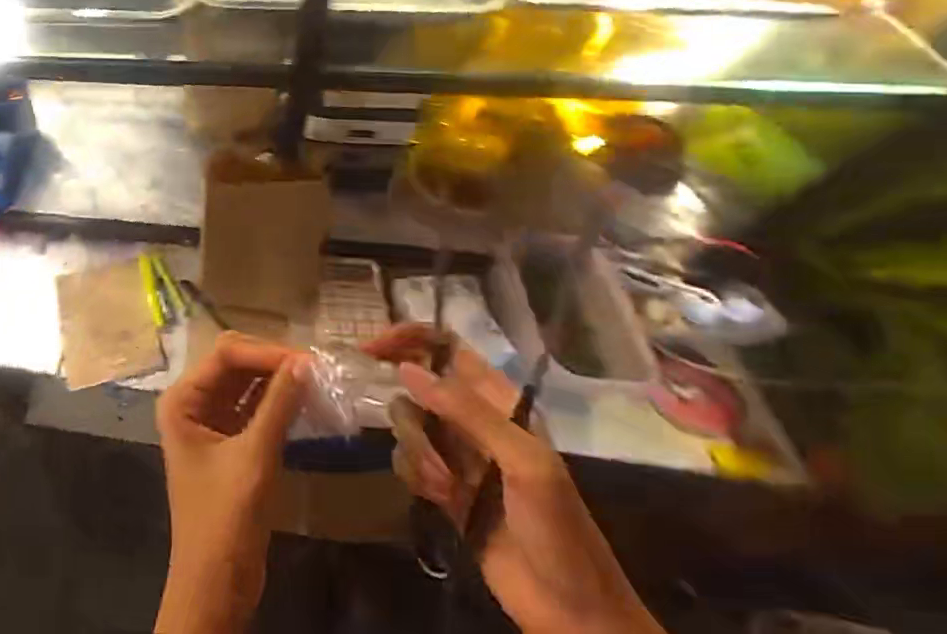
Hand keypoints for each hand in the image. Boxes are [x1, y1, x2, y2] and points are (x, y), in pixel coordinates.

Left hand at [154, 332, 307, 633]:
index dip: (266, 351)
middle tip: (316, 368)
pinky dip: (277, 402)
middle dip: (272, 362)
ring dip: (278, 380)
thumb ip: (277, 405)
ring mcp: (210, 420)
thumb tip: (305, 362)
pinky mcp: (229, 441)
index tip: (308, 361)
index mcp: (182, 399)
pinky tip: (306, 400)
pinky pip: (254, 407)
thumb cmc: (224, 519)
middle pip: (235, 363)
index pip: (226, 353)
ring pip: (247, 384)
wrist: (215, 584)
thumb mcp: (254, 457)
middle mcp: (192, 401)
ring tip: (317, 379)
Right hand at [369, 327, 663, 633]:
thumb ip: (466, 410)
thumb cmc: (558, 528)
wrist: (573, 612)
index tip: (373, 349)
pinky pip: (407, 462)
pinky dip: (415, 476)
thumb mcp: (523, 461)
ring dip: (417, 452)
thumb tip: (406, 369)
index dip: (410, 339)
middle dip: (411, 412)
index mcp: (500, 402)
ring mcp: (456, 454)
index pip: (447, 348)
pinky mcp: (443, 488)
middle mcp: (473, 420)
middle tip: (428, 447)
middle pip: (417, 386)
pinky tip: (439, 499)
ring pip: (408, 424)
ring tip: (447, 487)